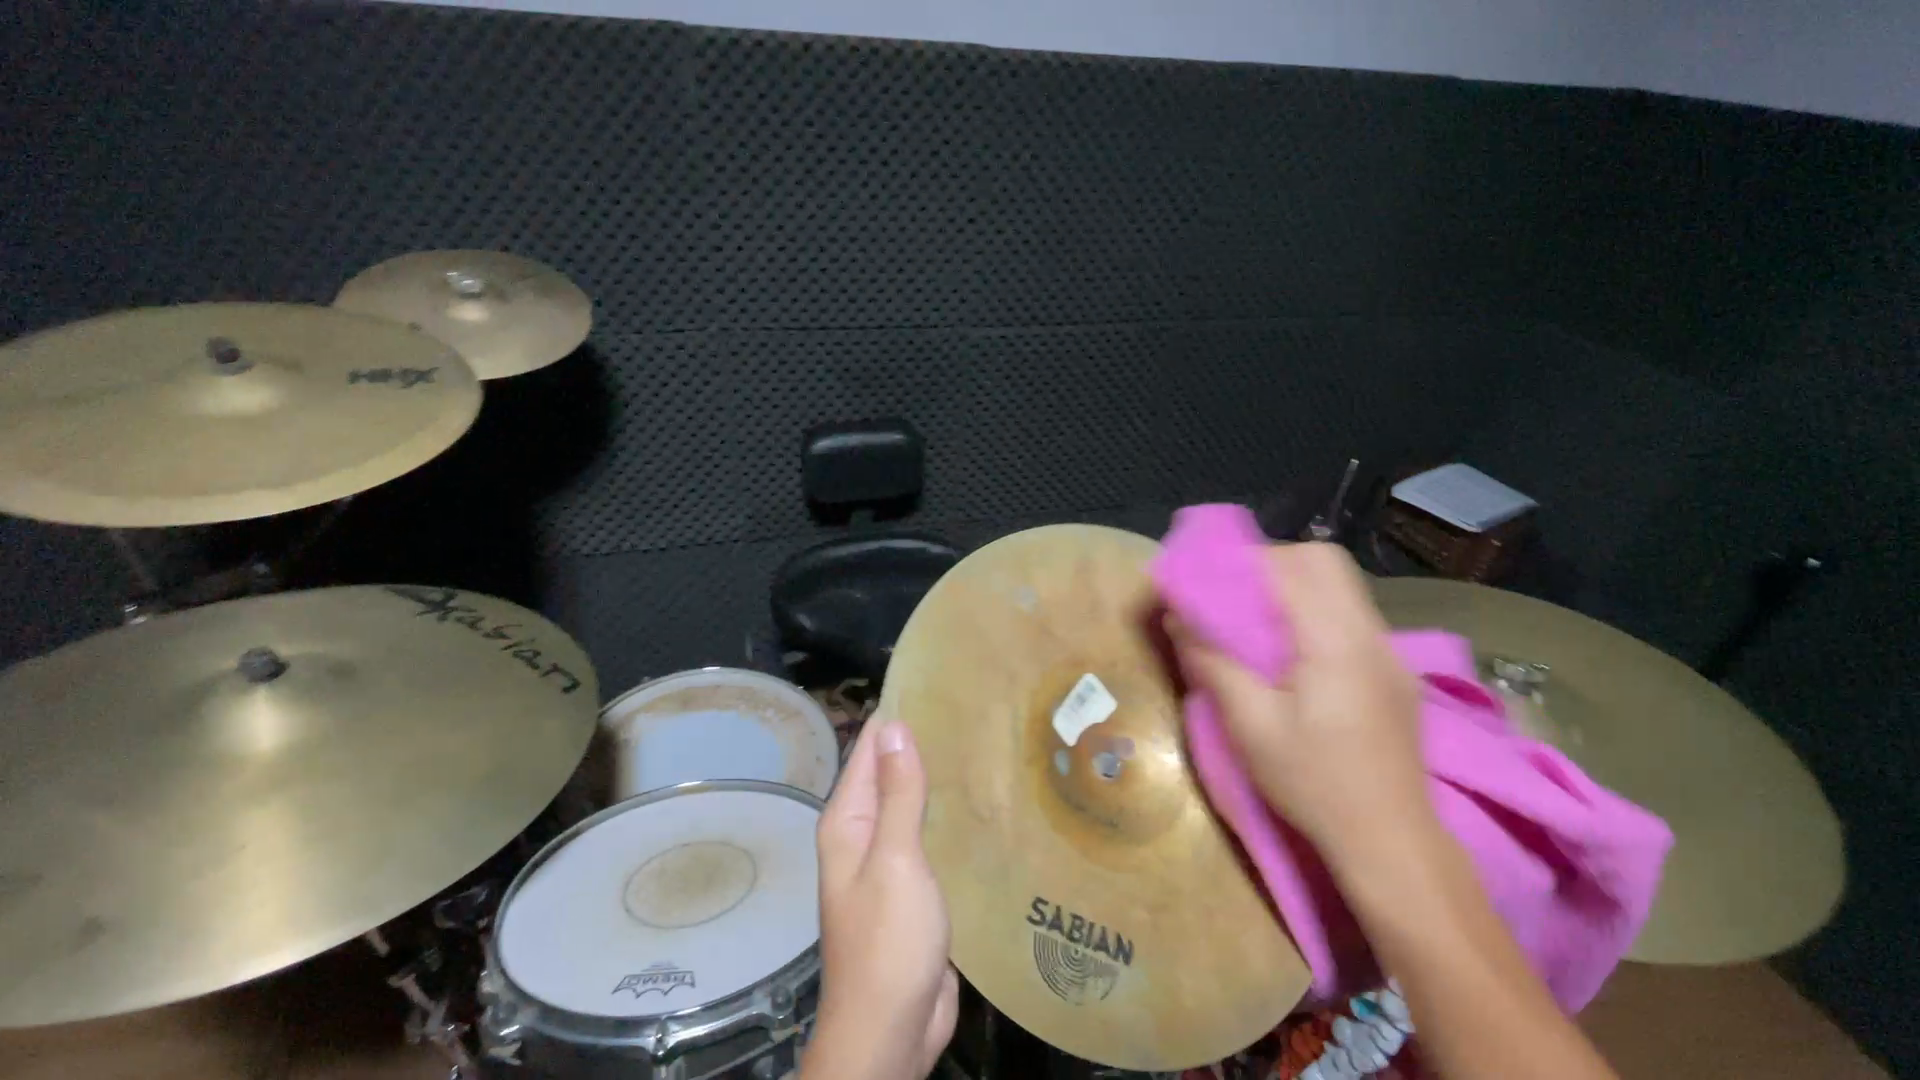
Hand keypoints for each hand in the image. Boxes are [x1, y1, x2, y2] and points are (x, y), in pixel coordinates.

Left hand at [804, 718, 958, 1079]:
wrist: (892, 1027)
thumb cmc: (888, 938)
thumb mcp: (895, 858)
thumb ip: (898, 794)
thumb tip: (894, 725)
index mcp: (847, 823)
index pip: (869, 751)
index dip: (896, 718)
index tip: (937, 682)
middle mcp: (862, 837)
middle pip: (889, 778)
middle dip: (921, 747)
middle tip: (974, 712)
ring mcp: (888, 866)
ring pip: (911, 809)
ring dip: (936, 783)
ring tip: (983, 748)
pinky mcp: (913, 891)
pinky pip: (928, 842)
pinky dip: (947, 821)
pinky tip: (979, 808)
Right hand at [1166, 543, 1435, 874]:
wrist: (1390, 839)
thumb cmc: (1313, 782)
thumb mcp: (1250, 725)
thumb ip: (1213, 662)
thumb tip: (1178, 617)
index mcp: (1335, 640)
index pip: (1291, 567)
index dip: (1243, 562)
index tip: (1207, 580)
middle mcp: (1369, 634)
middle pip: (1325, 562)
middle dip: (1274, 564)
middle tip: (1235, 596)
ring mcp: (1389, 653)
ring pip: (1343, 587)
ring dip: (1296, 589)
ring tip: (1258, 624)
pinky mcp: (1394, 675)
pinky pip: (1352, 618)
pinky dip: (1317, 615)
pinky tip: (1295, 658)